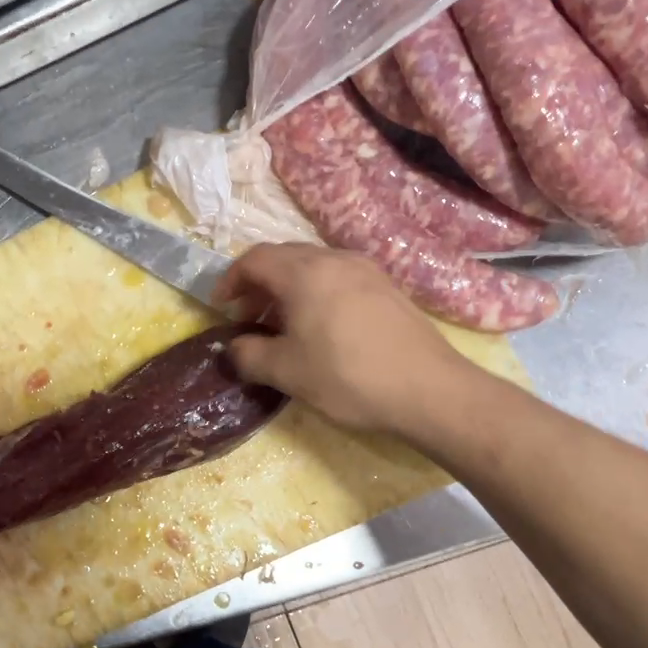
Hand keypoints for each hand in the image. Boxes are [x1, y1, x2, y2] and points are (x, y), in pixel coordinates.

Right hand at [215, 244, 477, 436]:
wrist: (427, 390)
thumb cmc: (347, 377)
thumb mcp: (286, 372)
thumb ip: (248, 356)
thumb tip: (235, 348)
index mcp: (304, 273)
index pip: (254, 259)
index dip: (230, 279)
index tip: (219, 306)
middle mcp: (335, 260)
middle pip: (284, 257)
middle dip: (257, 283)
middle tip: (245, 316)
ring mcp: (365, 271)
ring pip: (312, 266)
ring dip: (286, 289)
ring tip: (279, 325)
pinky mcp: (385, 288)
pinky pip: (336, 278)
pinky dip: (314, 293)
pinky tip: (316, 328)